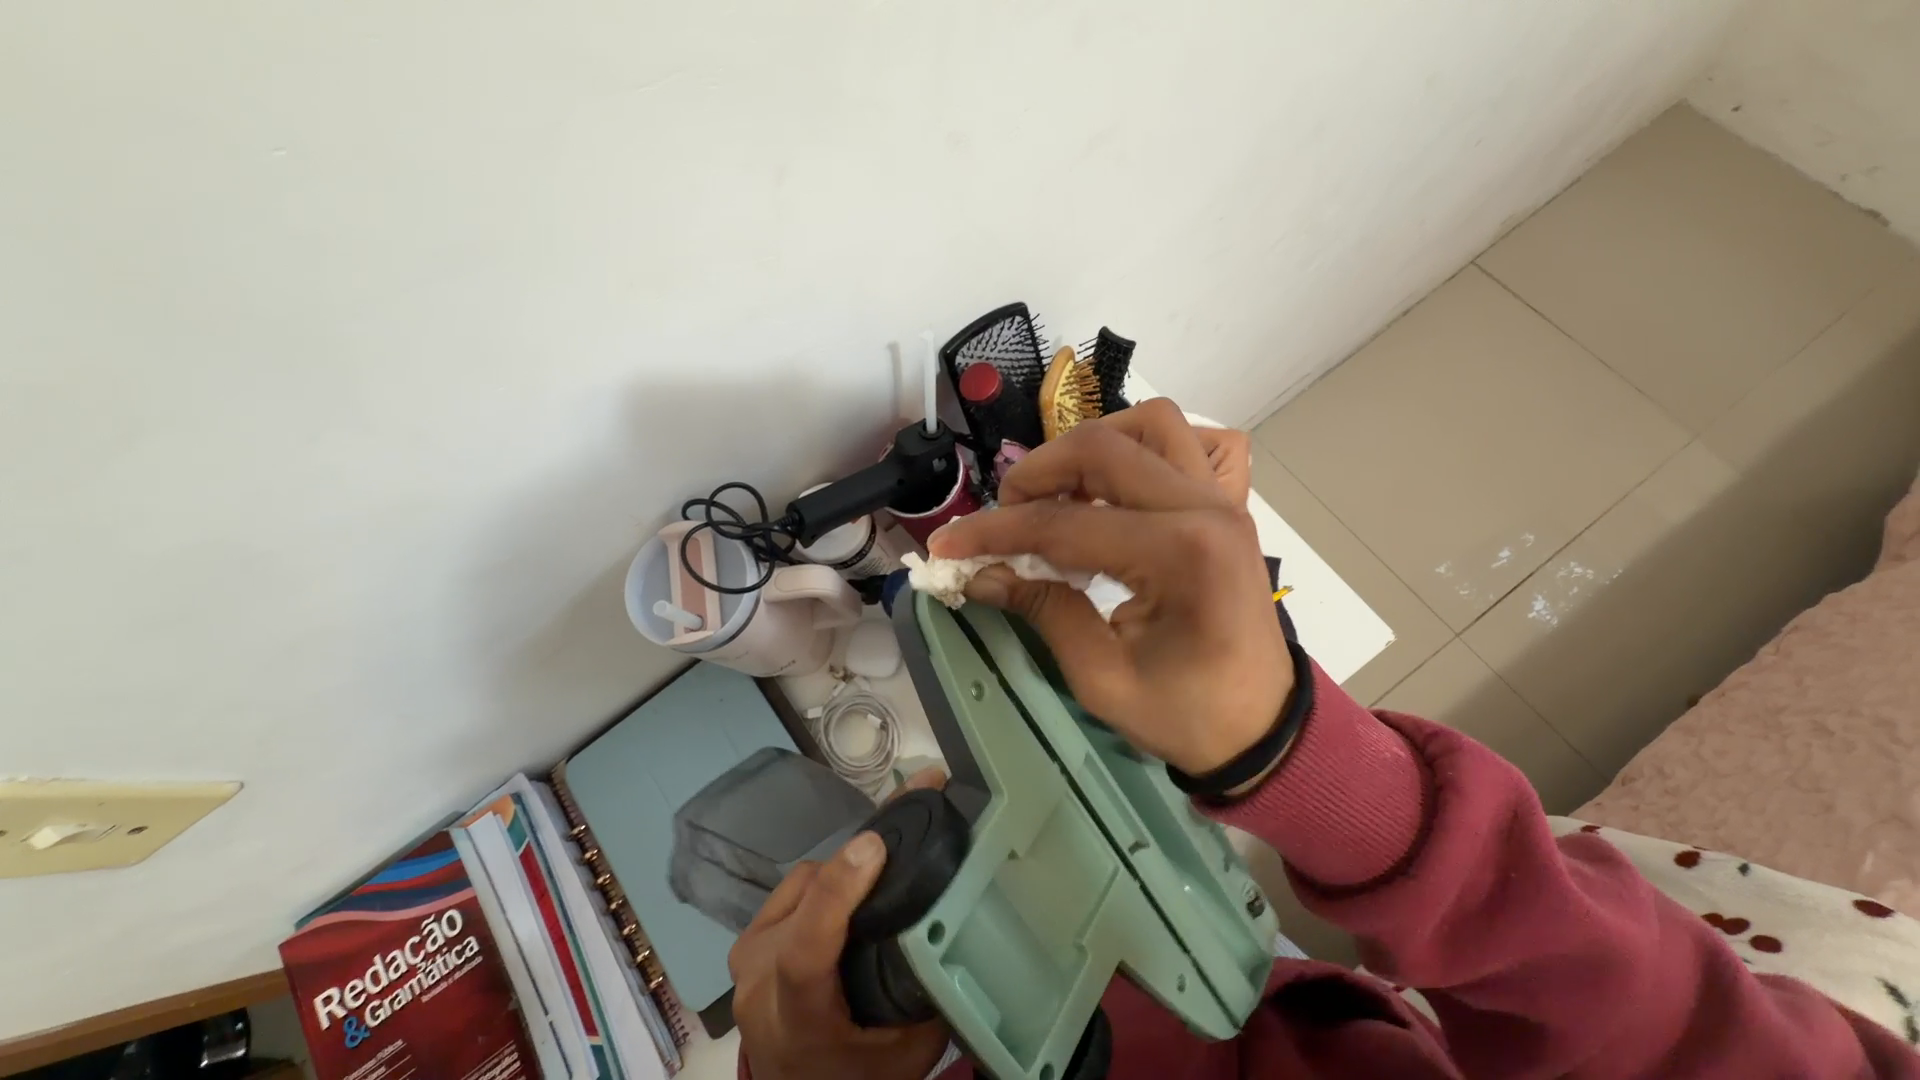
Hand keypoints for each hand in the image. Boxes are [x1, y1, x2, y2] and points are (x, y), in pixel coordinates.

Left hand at [728, 771, 950, 1079]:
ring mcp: (746, 957)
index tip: (874, 846)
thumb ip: (925, 989)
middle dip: (861, 858)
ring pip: (802, 882)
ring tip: (888, 860)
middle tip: (914, 810)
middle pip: (808, 899)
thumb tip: (957, 918)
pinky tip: (858, 878)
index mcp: (799, 1020)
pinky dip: (828, 877)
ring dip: (845, 869)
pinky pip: (793, 887)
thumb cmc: (856, 1074)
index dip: (838, 892)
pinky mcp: (745, 940)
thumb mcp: (905, 1050)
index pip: (806, 951)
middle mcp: (760, 982)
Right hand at [929, 399, 1294, 775]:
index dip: (995, 533)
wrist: (1262, 729)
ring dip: (1093, 447)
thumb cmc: (1187, 714)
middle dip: (1036, 475)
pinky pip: (1201, 443)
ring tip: (1061, 494)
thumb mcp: (1102, 678)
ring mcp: (1224, 499)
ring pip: (1151, 425)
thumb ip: (1043, 610)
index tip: (948, 546)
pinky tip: (1127, 484)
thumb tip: (980, 573)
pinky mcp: (1230, 505)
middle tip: (1006, 520)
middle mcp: (1205, 507)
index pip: (1064, 524)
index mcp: (1180, 554)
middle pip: (1102, 448)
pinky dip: (1156, 448)